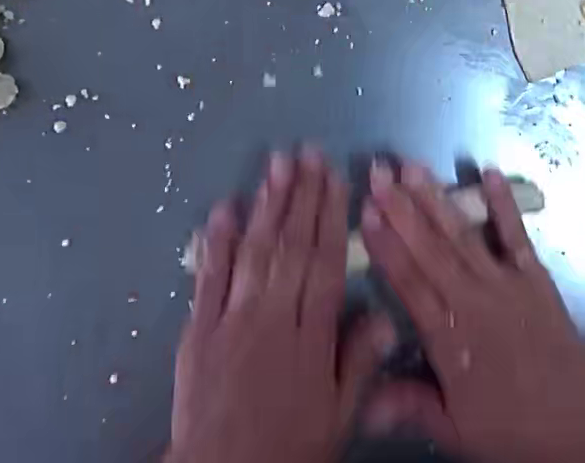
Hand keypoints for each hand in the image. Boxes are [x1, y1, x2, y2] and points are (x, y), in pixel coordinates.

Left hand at [166, 148, 389, 462]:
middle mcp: (273, 316)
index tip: (336, 178)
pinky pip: (209, 275)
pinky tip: (226, 205)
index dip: (331, 216)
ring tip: (278, 162)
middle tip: (310, 152)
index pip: (326, 263)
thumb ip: (359, 363)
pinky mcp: (199, 325)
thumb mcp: (338, 417)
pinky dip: (217, 239)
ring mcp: (233, 316)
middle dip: (303, 195)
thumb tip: (385, 313)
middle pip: (292, 245)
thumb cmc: (287, 447)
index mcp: (311, 336)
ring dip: (268, 203)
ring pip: (255, 249)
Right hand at [358, 161, 584, 461]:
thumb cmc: (514, 422)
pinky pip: (514, 235)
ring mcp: (503, 282)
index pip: (410, 284)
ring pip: (462, 234)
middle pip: (430, 249)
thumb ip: (411, 405)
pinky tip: (489, 172)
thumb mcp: (457, 429)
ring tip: (413, 167)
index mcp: (450, 337)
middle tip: (378, 172)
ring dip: (436, 198)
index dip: (386, 247)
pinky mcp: (532, 273)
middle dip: (401, 208)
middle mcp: (472, 300)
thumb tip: (361, 405)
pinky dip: (503, 204)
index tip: (365, 210)